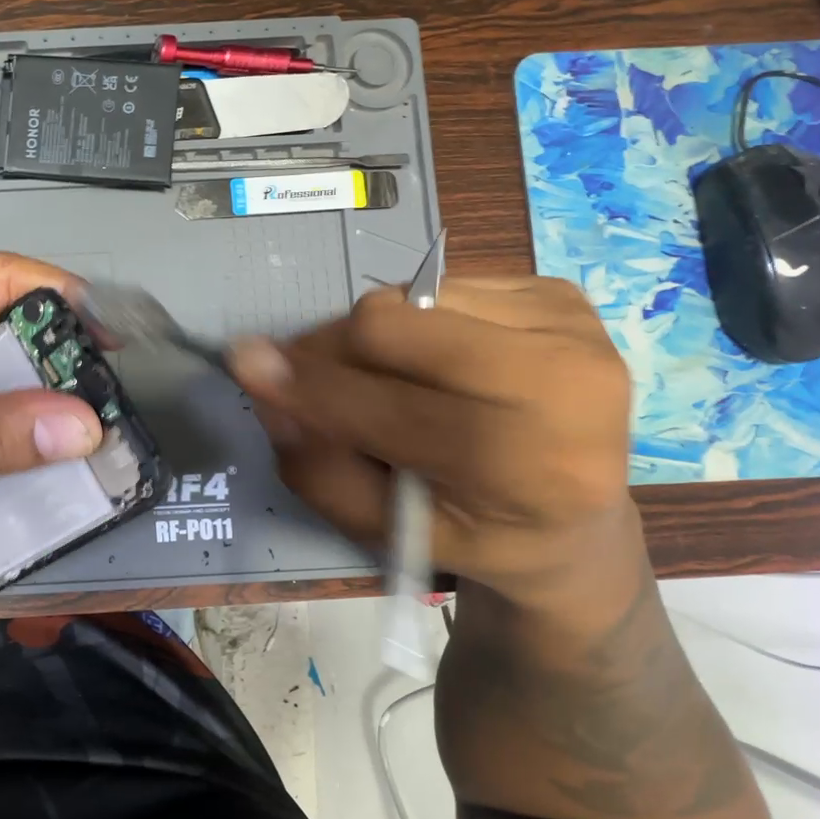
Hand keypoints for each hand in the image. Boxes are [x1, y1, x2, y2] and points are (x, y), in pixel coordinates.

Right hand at [229, 276, 634, 601]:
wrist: (576, 517)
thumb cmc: (468, 532)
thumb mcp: (384, 530)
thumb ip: (317, 468)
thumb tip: (269, 390)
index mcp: (527, 463)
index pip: (385, 405)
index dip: (305, 384)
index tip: (243, 363)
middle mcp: (566, 381)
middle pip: (390, 323)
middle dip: (330, 350)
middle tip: (312, 380)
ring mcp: (571, 328)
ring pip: (407, 298)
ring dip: (370, 339)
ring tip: (387, 382)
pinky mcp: (563, 295)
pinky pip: (437, 287)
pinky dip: (411, 324)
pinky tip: (434, 364)